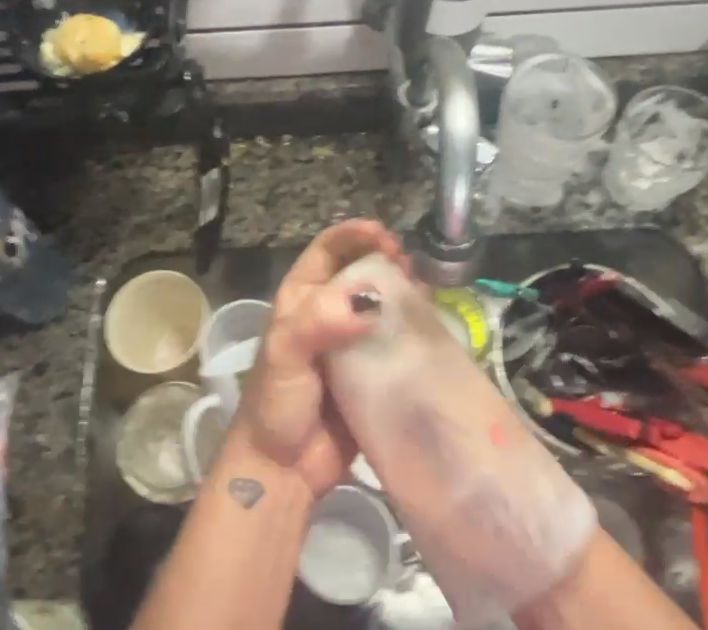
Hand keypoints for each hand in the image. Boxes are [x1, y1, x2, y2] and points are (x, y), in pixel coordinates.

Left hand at [231, 219, 410, 496]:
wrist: (284, 472)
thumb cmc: (275, 407)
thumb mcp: (283, 357)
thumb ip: (315, 324)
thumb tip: (366, 304)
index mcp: (300, 301)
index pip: (327, 251)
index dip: (353, 236)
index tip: (383, 235)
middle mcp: (327, 316)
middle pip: (360, 272)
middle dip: (385, 260)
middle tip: (409, 264)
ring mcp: (352, 344)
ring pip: (382, 304)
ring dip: (403, 291)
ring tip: (425, 288)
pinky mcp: (374, 373)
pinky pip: (396, 340)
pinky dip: (414, 327)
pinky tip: (431, 322)